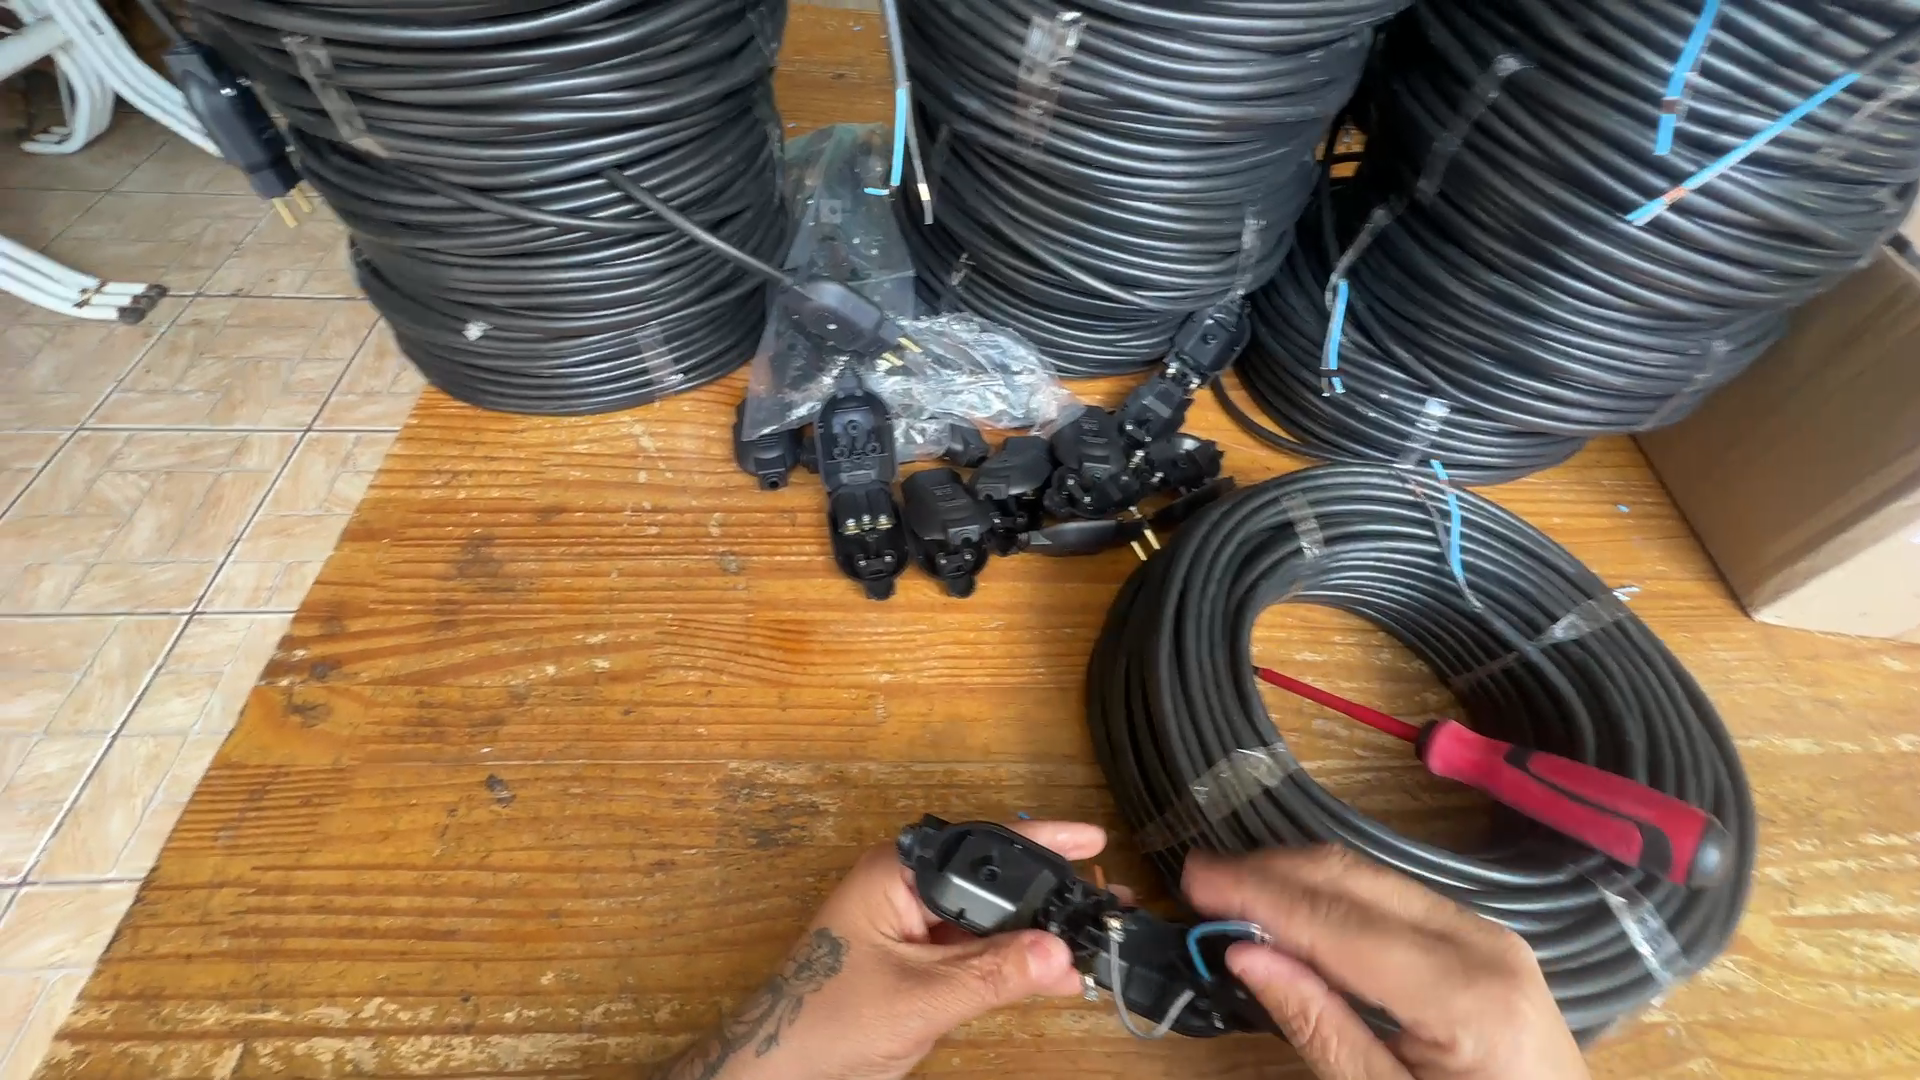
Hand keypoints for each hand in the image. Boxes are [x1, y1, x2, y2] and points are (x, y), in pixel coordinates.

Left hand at [653, 821, 1103, 1079]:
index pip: (981, 847)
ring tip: (1089, 930)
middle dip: (1045, 886)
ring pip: (987, 912)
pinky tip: (1052, 969)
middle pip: (989, 875)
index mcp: (898, 871)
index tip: (1091, 842)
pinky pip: (974, 944)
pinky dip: (1011, 957)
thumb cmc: (829, 1024)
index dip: (1040, 843)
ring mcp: (913, 917)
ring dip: (1033, 927)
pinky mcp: (918, 950)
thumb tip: (1059, 952)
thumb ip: (991, 975)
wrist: (779, 1073)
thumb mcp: (919, 1000)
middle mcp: (907, 882)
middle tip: (1100, 893)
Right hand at [1184, 846, 1588, 1079]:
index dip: (1255, 892)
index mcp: (1469, 998)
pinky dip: (1322, 890)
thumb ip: (1319, 1028)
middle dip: (1264, 870)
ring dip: (1288, 873)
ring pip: (1363, 873)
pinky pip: (1383, 892)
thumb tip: (1243, 951)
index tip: (1191, 879)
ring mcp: (1484, 934)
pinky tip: (1284, 902)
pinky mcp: (1476, 937)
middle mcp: (1481, 943)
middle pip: (1349, 878)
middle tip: (1196, 875)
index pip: (1335, 920)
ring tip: (1227, 885)